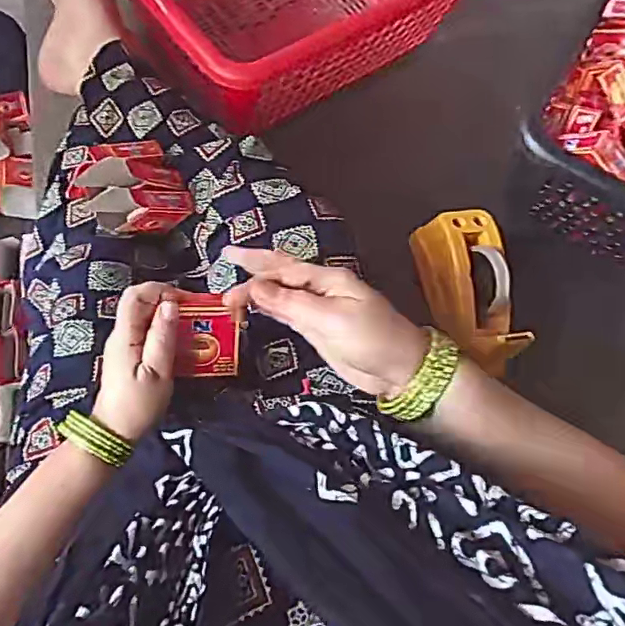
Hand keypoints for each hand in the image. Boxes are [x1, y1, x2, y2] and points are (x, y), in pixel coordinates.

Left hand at [90, 282, 184, 440]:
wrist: (115, 432)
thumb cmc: (138, 405)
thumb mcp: (157, 372)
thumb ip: (163, 337)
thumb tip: (170, 305)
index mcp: (125, 335)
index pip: (136, 294)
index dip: (161, 290)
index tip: (187, 301)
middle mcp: (121, 334)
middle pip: (141, 302)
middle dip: (169, 301)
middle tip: (195, 313)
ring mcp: (123, 344)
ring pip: (145, 317)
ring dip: (169, 317)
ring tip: (193, 327)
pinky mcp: (128, 355)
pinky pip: (146, 332)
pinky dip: (164, 331)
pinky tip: (180, 343)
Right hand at [222, 247, 428, 397]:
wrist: (400, 371)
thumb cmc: (373, 339)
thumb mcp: (331, 319)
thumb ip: (291, 304)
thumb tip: (255, 288)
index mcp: (326, 279)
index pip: (283, 266)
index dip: (254, 260)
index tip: (228, 254)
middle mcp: (319, 289)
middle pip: (279, 276)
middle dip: (251, 274)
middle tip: (224, 272)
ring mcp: (317, 309)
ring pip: (279, 294)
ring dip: (255, 293)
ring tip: (230, 295)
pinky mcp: (316, 329)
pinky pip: (285, 312)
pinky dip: (267, 308)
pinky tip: (254, 306)